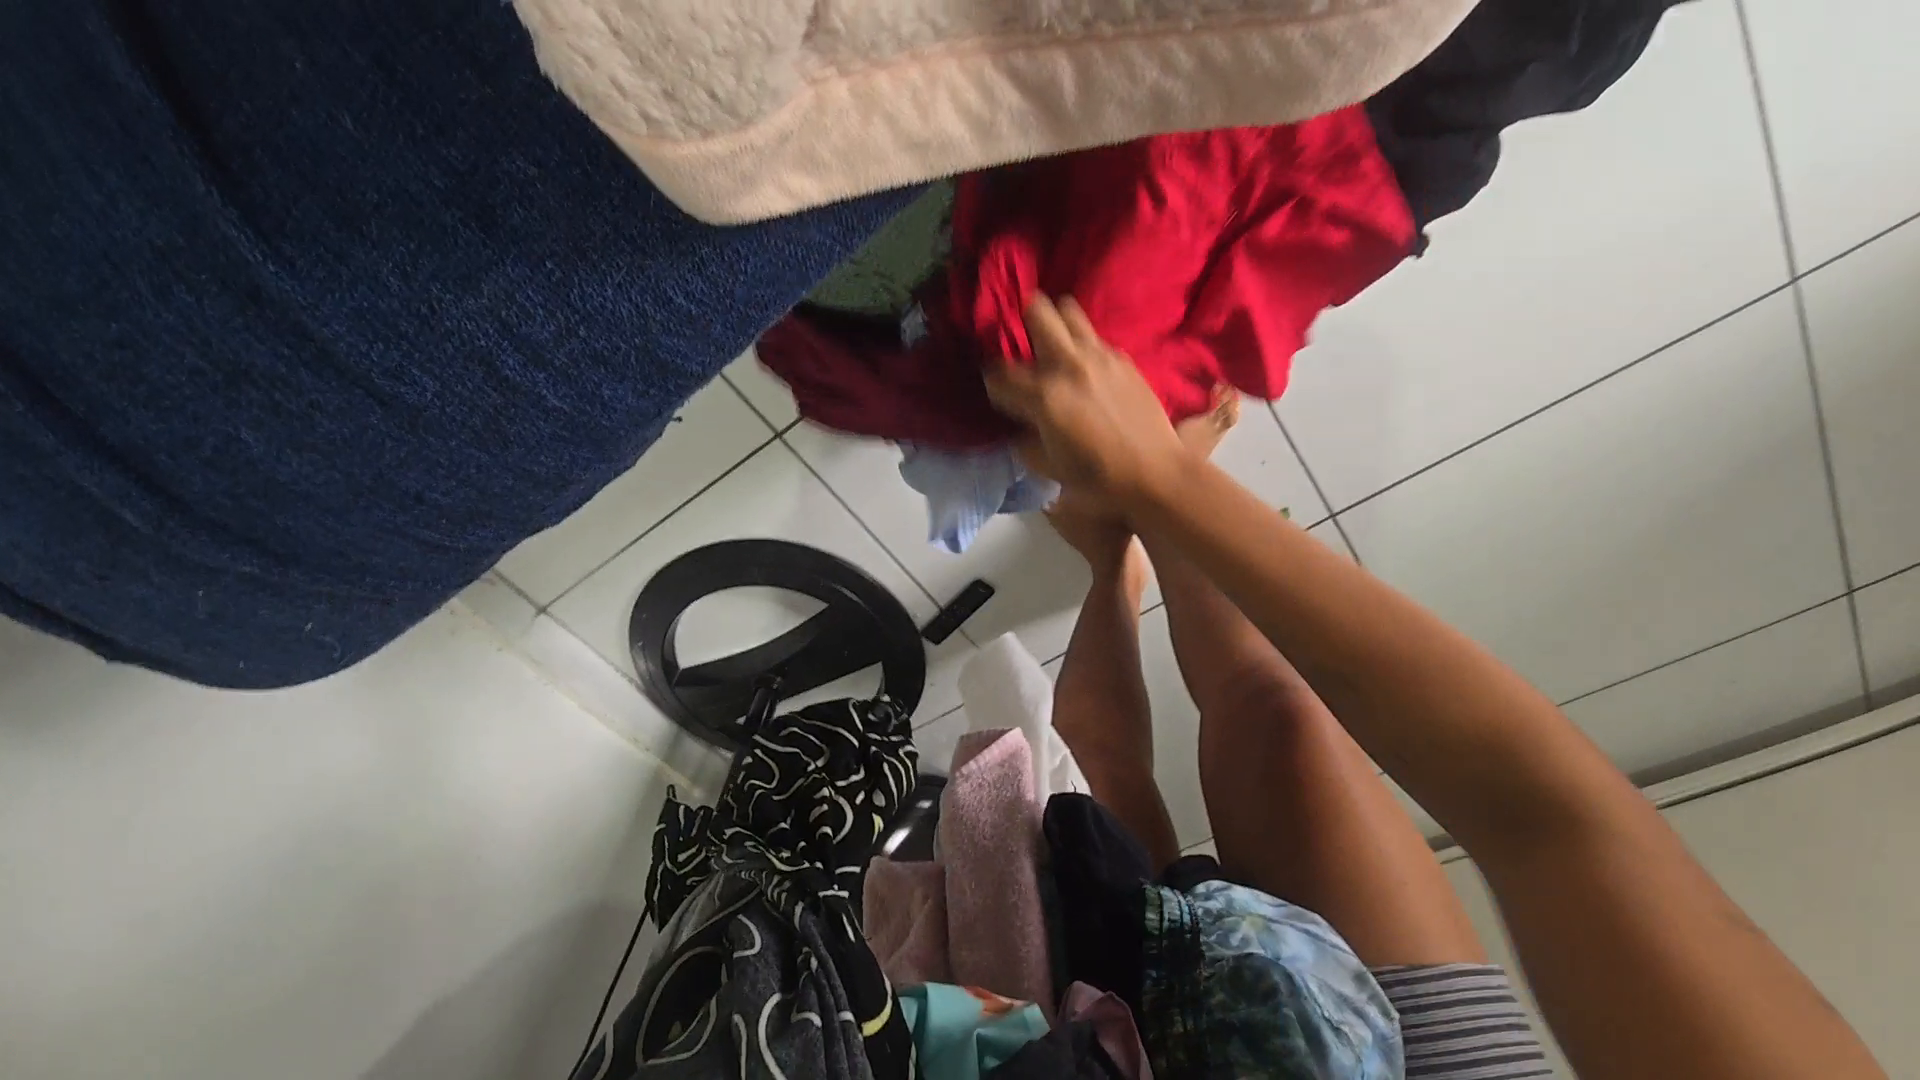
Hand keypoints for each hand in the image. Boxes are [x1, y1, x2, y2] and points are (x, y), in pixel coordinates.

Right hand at [984, 296, 1185, 503]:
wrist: (1156, 475)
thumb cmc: (1098, 480)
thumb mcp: (1048, 467)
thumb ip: (1024, 439)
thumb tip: (1019, 424)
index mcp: (1044, 396)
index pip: (998, 373)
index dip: (991, 382)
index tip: (997, 392)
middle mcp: (1069, 365)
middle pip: (1036, 312)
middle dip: (1021, 324)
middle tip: (1022, 346)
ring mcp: (1099, 356)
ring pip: (1068, 311)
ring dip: (1055, 323)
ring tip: (1053, 345)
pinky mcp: (1123, 358)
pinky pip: (1094, 337)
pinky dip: (1082, 346)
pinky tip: (1085, 369)